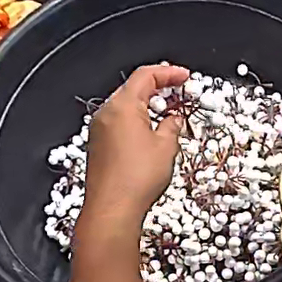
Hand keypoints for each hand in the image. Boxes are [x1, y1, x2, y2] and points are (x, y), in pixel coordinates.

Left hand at [79, 63, 191, 231]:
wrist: (112, 209)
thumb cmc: (136, 179)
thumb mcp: (166, 148)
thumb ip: (171, 126)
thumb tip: (173, 119)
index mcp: (122, 106)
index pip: (146, 76)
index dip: (168, 73)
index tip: (183, 76)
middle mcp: (106, 114)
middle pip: (133, 89)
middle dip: (158, 90)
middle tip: (179, 96)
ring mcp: (99, 130)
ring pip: (125, 108)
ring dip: (147, 108)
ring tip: (168, 118)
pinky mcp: (98, 146)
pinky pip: (119, 125)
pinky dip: (136, 124)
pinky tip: (151, 137)